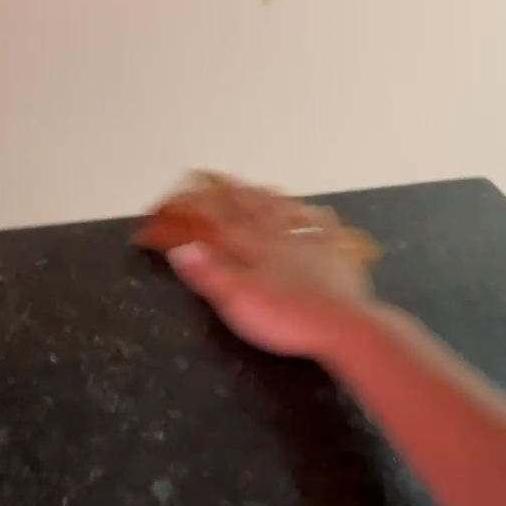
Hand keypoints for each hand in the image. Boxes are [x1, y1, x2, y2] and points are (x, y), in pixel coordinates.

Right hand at [165, 186, 374, 358]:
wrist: (344, 325)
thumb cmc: (286, 316)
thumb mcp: (236, 299)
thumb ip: (207, 273)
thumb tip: (180, 249)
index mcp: (249, 245)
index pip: (209, 220)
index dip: (183, 213)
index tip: (162, 209)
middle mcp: (276, 234)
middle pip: (244, 204)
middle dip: (220, 191)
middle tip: (204, 179)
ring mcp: (307, 240)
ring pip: (280, 208)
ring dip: (261, 195)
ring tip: (251, 187)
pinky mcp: (333, 253)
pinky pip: (319, 224)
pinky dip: (308, 214)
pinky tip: (311, 211)